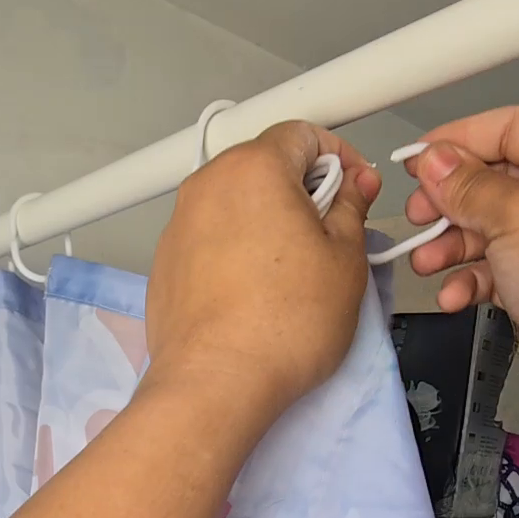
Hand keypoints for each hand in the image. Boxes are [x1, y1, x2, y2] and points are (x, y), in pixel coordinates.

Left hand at [145, 121, 381, 418]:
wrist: (216, 384)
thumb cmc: (287, 323)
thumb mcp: (345, 260)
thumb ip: (352, 208)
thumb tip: (352, 185)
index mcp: (252, 168)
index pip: (302, 133)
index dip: (338, 157)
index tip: (356, 191)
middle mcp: (204, 187)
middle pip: (261, 168)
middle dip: (299, 191)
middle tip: (327, 235)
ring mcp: (176, 229)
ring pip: (231, 207)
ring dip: (263, 223)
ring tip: (288, 274)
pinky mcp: (162, 269)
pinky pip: (206, 244)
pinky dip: (231, 254)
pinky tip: (250, 297)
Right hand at [400, 106, 518, 415]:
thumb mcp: (516, 213)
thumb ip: (467, 185)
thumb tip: (434, 160)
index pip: (512, 128)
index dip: (459, 141)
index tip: (414, 160)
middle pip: (495, 183)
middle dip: (450, 205)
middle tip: (417, 217)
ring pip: (491, 231)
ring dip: (452, 248)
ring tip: (427, 264)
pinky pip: (499, 271)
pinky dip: (472, 281)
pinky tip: (455, 296)